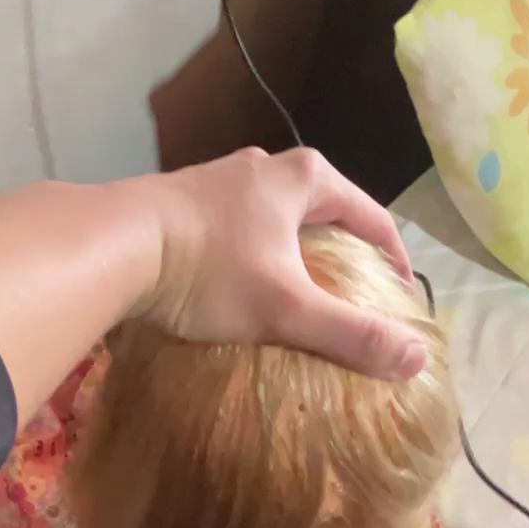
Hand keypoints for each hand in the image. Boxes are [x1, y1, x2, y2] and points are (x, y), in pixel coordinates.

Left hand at [131, 147, 426, 379]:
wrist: (112, 244)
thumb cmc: (210, 270)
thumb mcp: (287, 308)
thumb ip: (351, 334)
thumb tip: (416, 359)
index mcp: (303, 179)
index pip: (372, 216)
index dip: (393, 257)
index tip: (401, 294)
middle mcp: (264, 168)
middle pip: (324, 211)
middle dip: (342, 250)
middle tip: (350, 295)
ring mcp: (219, 180)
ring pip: (276, 217)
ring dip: (293, 251)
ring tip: (297, 291)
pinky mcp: (183, 200)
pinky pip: (237, 227)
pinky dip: (252, 253)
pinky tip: (239, 282)